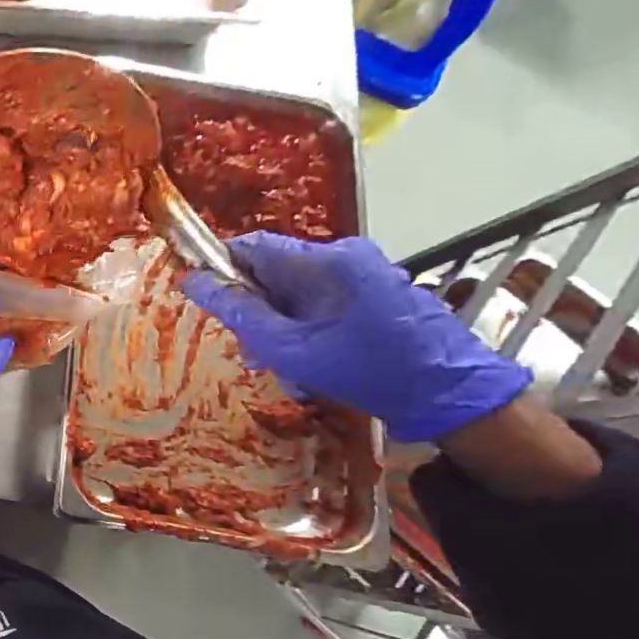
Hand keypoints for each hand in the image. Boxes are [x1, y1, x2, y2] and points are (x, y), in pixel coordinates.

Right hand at [181, 232, 532, 442]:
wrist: (446, 393)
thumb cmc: (362, 369)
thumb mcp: (288, 347)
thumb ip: (239, 312)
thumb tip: (192, 281)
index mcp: (324, 262)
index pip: (251, 245)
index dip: (219, 267)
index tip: (202, 300)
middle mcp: (343, 256)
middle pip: (270, 272)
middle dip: (250, 310)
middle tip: (251, 352)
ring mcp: (361, 273)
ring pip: (291, 291)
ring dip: (274, 326)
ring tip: (280, 365)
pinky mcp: (371, 291)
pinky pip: (316, 302)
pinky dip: (300, 328)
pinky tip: (305, 362)